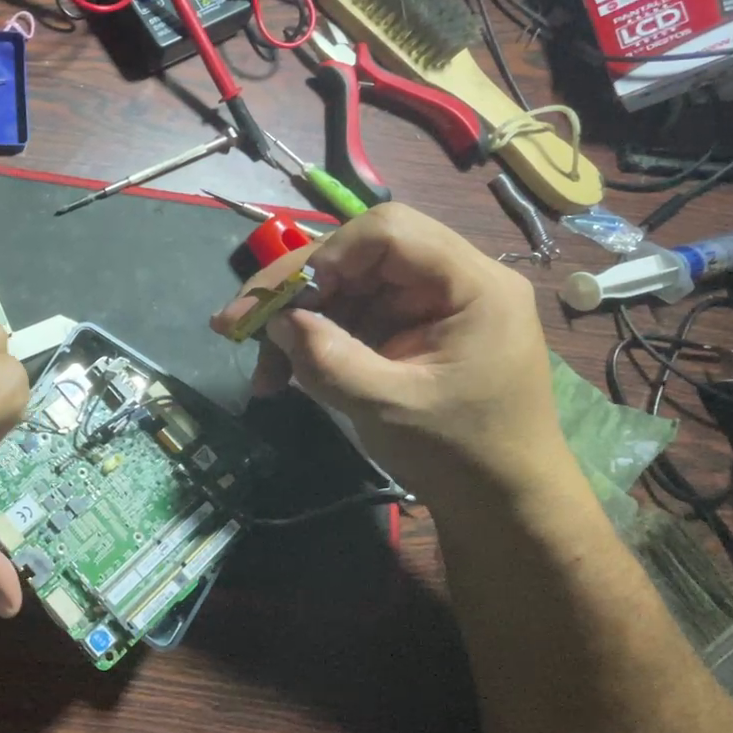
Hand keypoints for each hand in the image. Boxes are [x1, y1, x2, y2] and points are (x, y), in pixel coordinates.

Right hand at [211, 204, 568, 506]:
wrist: (499, 501)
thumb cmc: (459, 453)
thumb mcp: (387, 406)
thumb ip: (327, 358)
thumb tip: (275, 322)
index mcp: (469, 285)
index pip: (387, 232)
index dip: (324, 256)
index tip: (281, 303)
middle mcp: (447, 282)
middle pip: (355, 256)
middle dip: (292, 291)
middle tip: (234, 326)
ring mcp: (423, 307)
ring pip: (340, 289)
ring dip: (292, 325)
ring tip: (261, 374)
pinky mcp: (403, 331)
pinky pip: (345, 318)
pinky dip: (307, 344)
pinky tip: (279, 377)